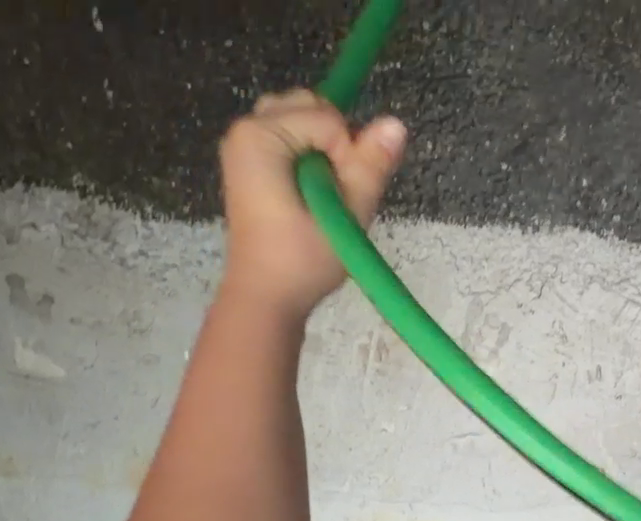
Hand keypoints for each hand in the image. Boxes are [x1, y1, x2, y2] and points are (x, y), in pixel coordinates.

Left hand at [217, 89, 407, 317]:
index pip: (328, 119)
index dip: (349, 154)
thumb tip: (397, 124)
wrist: (266, 295)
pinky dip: (311, 154)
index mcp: (261, 137)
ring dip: (325, 147)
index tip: (344, 196)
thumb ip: (370, 167)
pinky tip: (314, 191)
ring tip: (328, 190)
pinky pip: (290, 137)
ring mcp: (244, 144)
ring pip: (300, 118)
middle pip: (309, 105)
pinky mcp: (251, 161)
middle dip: (336, 141)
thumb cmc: (304, 261)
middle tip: (338, 190)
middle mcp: (246, 129)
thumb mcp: (346, 216)